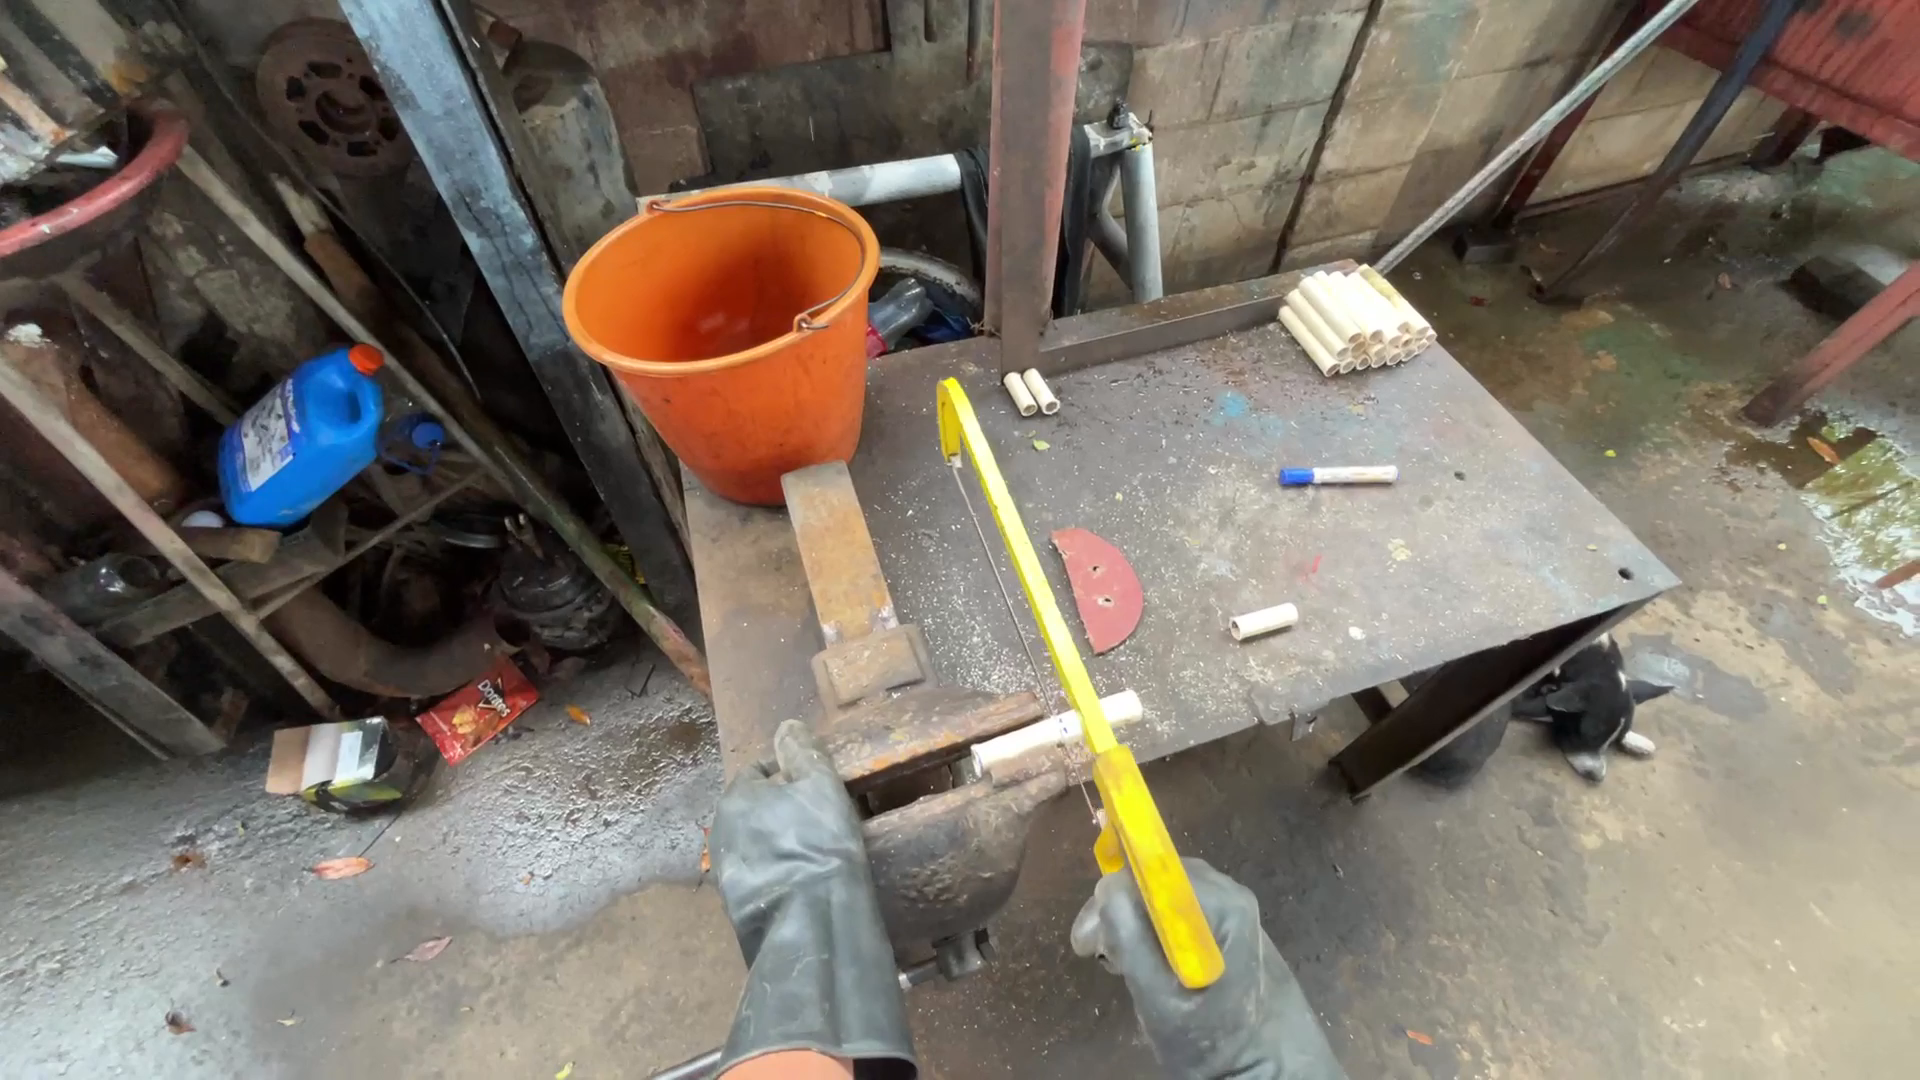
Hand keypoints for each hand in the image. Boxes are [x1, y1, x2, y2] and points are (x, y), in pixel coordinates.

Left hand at [710, 719, 916, 1078]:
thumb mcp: (820, 784)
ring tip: (813, 847)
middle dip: (779, 806)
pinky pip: (759, 873)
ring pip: (754, 841)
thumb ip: (802, 751)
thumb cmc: (817, 841)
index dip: (786, 771)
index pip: (757, 771)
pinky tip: (803, 877)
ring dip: (776, 839)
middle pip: (753, 807)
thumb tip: (786, 725)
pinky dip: (777, 869)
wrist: (810, 923)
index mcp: (736, 798)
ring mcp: (724, 874)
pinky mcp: (737, 908)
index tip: (814, 781)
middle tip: (817, 813)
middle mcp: (719, 832)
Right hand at [1072, 859, 1345, 1079]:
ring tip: (1116, 962)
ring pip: (1158, 892)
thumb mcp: (1161, 998)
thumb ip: (1132, 937)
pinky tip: (1140, 960)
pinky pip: (1172, 907)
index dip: (1112, 896)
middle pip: (1153, 878)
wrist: (1269, 1074)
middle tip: (1093, 952)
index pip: (1151, 872)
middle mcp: (1228, 891)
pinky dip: (1148, 928)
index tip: (1088, 937)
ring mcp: (1228, 904)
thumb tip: (1106, 886)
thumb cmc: (1215, 1042)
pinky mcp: (1223, 920)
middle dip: (1116, 911)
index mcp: (1223, 903)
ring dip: (1128, 920)